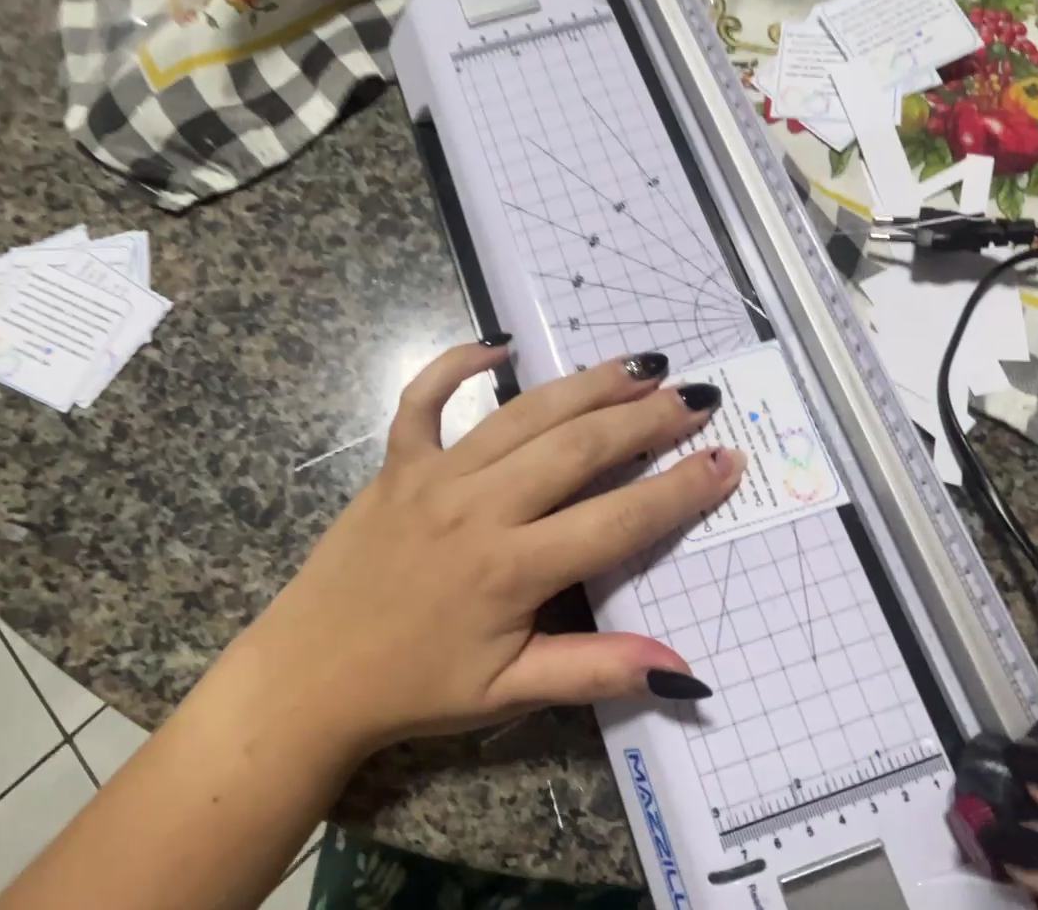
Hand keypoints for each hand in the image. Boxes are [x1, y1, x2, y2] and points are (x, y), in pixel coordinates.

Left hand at [235, 342, 745, 757]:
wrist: (309, 674)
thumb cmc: (414, 688)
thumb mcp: (509, 693)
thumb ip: (596, 670)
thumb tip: (685, 671)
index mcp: (511, 568)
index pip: (617, 520)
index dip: (680, 490)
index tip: (728, 460)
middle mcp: (478, 507)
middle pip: (578, 448)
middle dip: (646, 419)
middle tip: (696, 397)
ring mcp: (433, 475)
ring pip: (522, 414)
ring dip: (584, 386)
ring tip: (638, 367)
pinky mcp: (396, 464)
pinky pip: (423, 398)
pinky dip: (457, 364)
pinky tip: (498, 344)